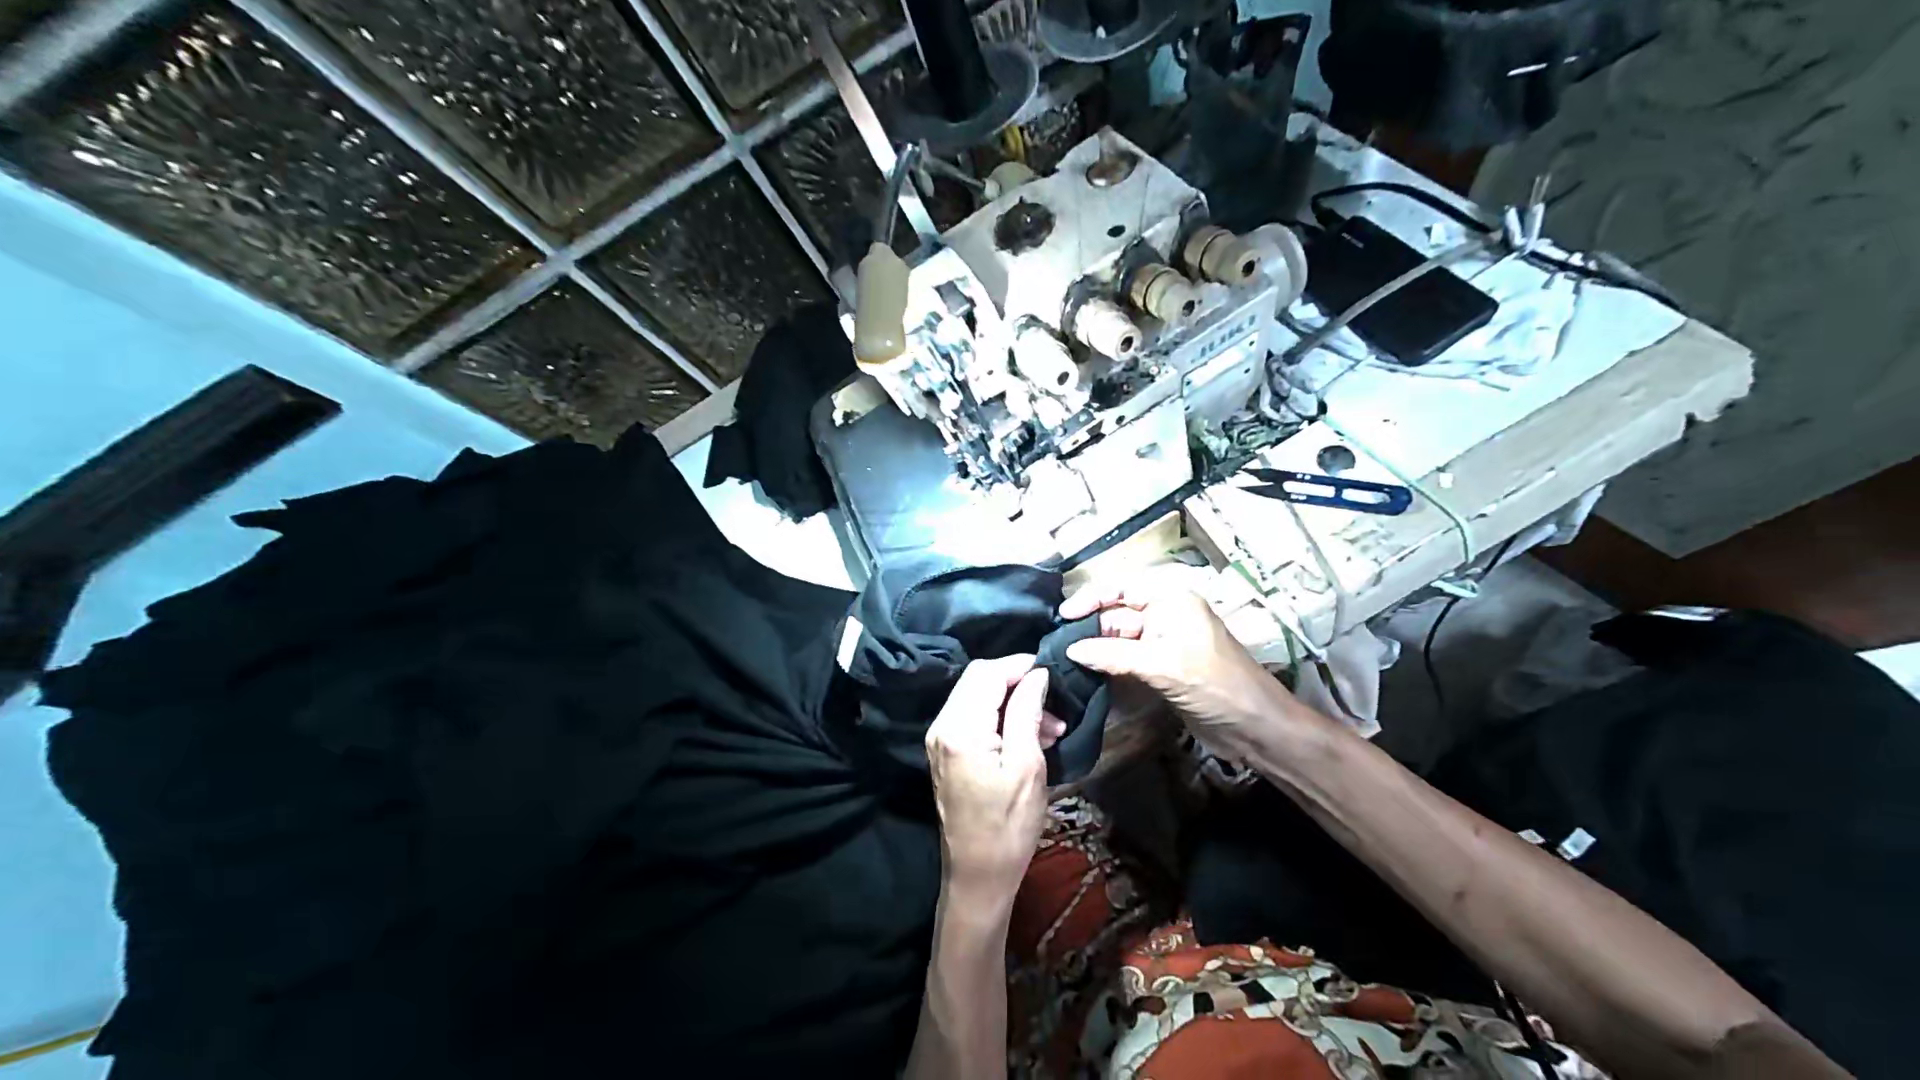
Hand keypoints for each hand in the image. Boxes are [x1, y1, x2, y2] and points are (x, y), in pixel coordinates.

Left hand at [924, 655, 1051, 906]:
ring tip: (1051, 725)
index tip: (1053, 672)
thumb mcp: (1027, 767)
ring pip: (977, 697)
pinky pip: (973, 717)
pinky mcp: (946, 752)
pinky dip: (1000, 718)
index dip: (1020, 666)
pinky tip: (1030, 735)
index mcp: (960, 728)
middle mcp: (942, 726)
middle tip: (1054, 703)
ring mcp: (940, 739)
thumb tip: (1037, 675)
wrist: (978, 876)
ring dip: (1012, 701)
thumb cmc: (1008, 826)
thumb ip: (1027, 712)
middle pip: (978, 680)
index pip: (987, 673)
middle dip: (1017, 682)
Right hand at [1061, 580, 1321, 760]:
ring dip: (1094, 647)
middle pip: (1116, 613)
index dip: (1090, 599)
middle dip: (1088, 626)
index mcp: (1171, 600)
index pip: (1121, 588)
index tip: (1062, 616)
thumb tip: (1071, 650)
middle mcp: (1165, 616)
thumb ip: (1114, 654)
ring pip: (1118, 638)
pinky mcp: (1161, 668)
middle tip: (1054, 643)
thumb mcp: (1163, 665)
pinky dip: (1106, 664)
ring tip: (1061, 657)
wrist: (1256, 728)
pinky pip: (1126, 659)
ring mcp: (1163, 643)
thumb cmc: (1216, 685)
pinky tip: (1083, 671)